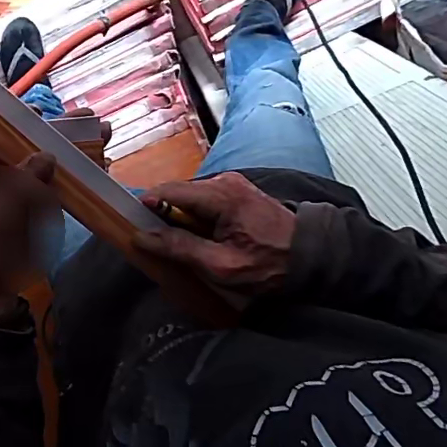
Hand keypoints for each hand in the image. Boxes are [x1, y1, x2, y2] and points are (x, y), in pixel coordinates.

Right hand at [133, 173, 295, 293]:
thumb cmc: (268, 265)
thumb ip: (181, 248)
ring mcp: (232, 184)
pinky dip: (196, 218)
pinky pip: (204, 201)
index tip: (134, 226)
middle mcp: (224, 181)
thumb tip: (143, 237)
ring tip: (185, 245)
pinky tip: (203, 239)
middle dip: (165, 217)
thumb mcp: (221, 265)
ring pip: (189, 197)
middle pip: (177, 193)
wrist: (311, 257)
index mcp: (220, 195)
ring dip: (181, 219)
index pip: (169, 191)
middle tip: (163, 245)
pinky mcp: (237, 192)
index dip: (147, 206)